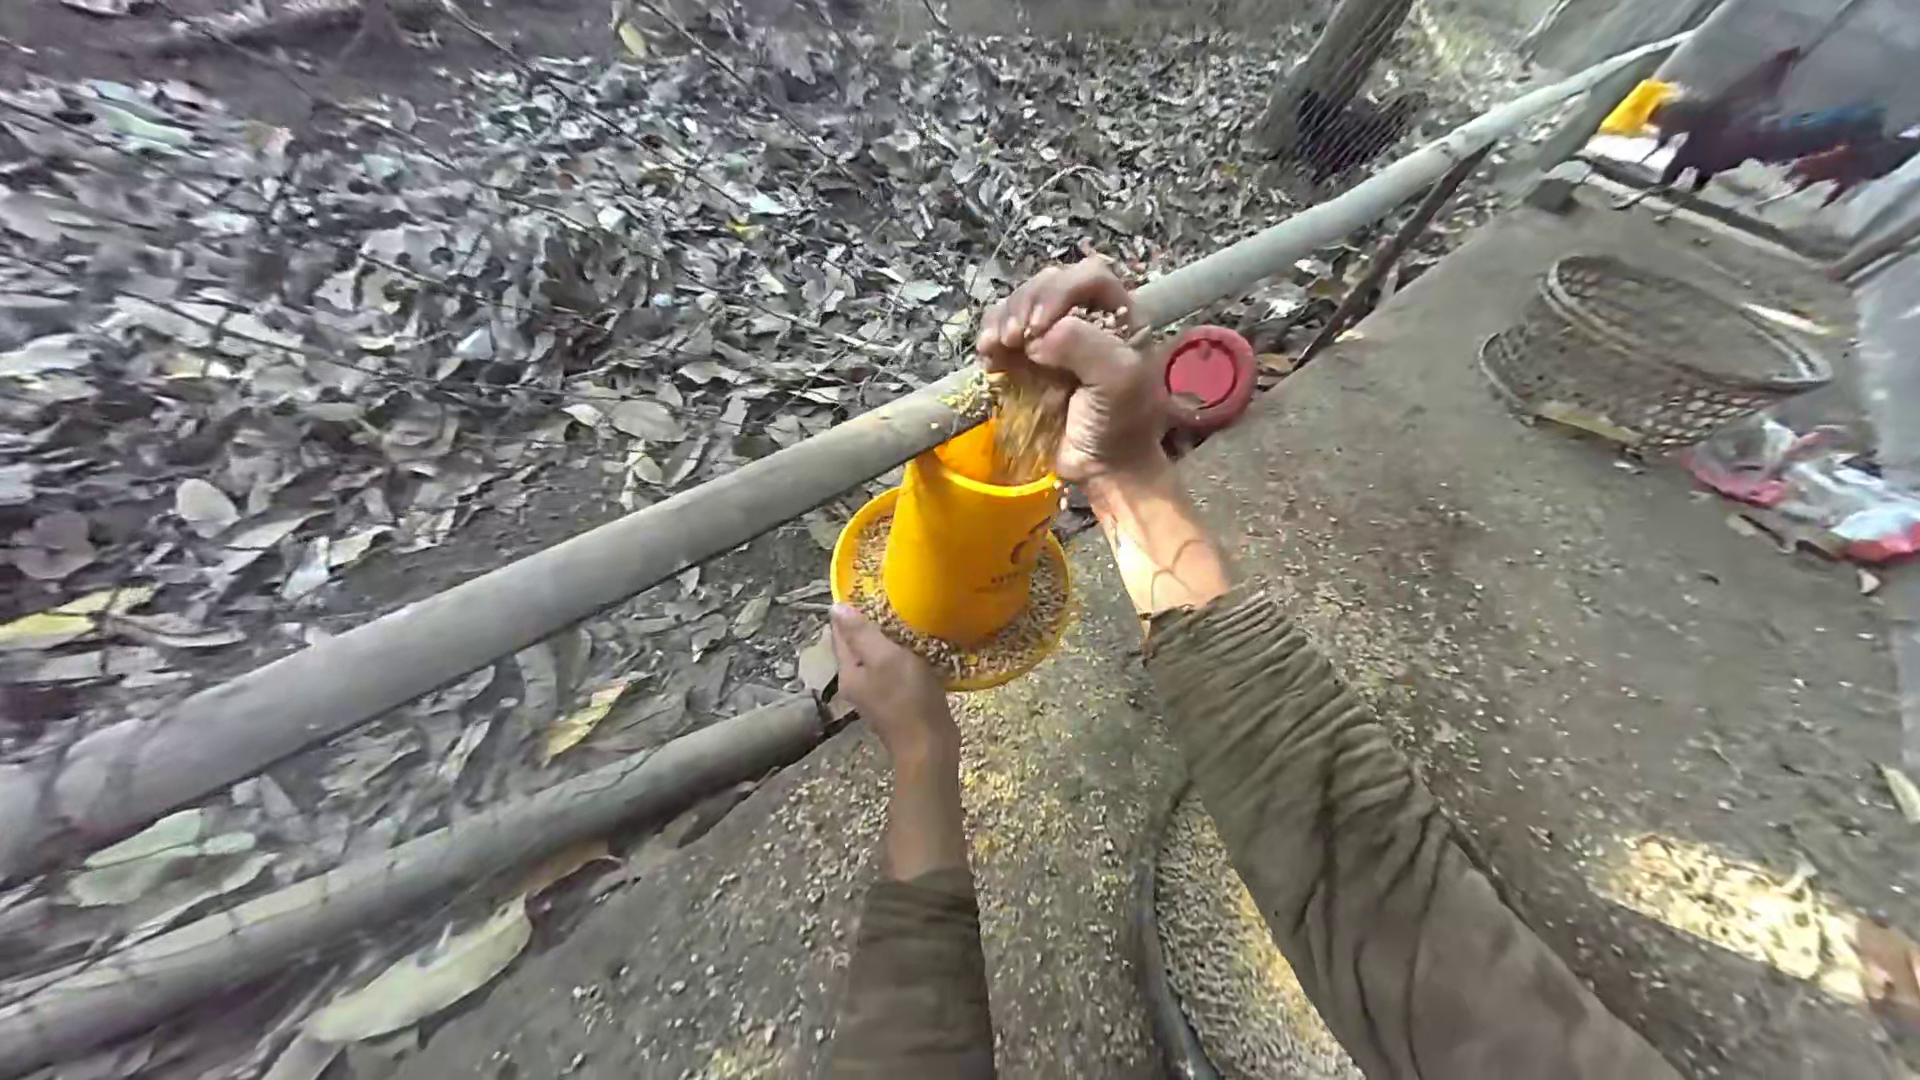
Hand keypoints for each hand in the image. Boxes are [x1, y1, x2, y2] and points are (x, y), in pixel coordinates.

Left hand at [830, 604, 957, 765]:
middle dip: (867, 624)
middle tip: (887, 600)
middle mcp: (856, 684)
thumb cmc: (907, 697)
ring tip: (903, 619)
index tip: (864, 590)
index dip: (847, 612)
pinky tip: (916, 649)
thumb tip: (835, 608)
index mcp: (848, 673)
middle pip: (856, 647)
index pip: (839, 634)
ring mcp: (876, 695)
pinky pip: (892, 671)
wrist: (929, 746)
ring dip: (885, 640)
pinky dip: (900, 656)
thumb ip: (861, 633)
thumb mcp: (885, 658)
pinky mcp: (896, 702)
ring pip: (875, 659)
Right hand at [976, 258, 1168, 486]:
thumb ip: (1083, 345)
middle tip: (1015, 338)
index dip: (1060, 291)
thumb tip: (1036, 337)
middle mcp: (1084, 319)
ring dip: (1002, 319)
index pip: (1088, 276)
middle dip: (1025, 305)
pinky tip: (988, 355)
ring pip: (1020, 304)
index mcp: (1118, 315)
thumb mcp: (1118, 380)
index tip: (1039, 325)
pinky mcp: (1025, 361)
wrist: (1102, 466)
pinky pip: (1001, 333)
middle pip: (1048, 284)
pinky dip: (989, 337)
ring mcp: (1052, 339)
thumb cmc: (1119, 423)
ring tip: (997, 347)